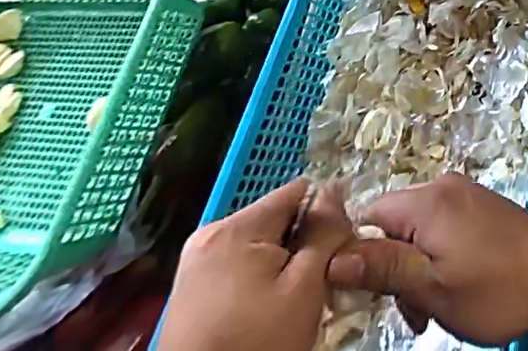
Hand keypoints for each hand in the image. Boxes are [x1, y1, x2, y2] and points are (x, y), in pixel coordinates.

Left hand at [159, 180, 353, 350]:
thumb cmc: (255, 348)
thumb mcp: (303, 288)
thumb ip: (324, 232)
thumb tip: (334, 191)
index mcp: (235, 227)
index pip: (298, 192)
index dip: (325, 214)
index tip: (337, 249)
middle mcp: (210, 234)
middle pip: (278, 219)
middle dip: (302, 244)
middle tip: (315, 284)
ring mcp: (195, 264)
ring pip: (261, 245)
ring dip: (283, 265)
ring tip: (290, 303)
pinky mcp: (190, 292)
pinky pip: (239, 267)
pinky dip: (259, 282)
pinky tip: (265, 314)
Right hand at [327, 174, 527, 344]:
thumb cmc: (495, 286)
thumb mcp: (434, 287)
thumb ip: (384, 269)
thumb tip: (334, 258)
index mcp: (425, 202)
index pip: (369, 217)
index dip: (361, 255)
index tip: (372, 294)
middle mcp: (441, 187)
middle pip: (393, 224)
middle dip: (393, 267)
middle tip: (414, 310)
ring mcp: (462, 194)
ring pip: (416, 230)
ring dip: (416, 267)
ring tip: (435, 306)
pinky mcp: (477, 205)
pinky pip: (440, 226)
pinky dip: (437, 255)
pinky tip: (454, 284)